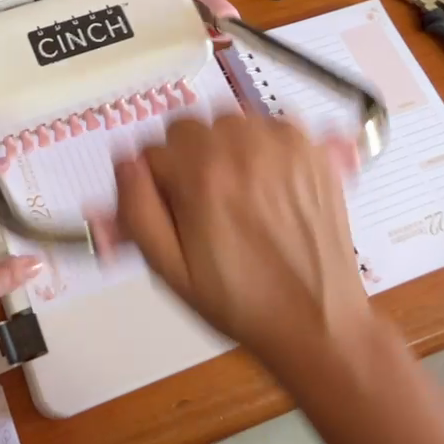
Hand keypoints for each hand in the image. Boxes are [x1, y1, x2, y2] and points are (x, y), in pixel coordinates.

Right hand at [99, 116, 372, 371]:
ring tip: (239, 194)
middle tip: (205, 204)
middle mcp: (240, 146)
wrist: (317, 321)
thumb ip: (137, 209)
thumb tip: (126, 163)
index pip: (152, 150)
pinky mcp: (310, 147)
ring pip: (227, 122)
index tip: (173, 210)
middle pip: (189, 129)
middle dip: (187, 160)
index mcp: (201, 174)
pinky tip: (268, 183)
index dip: (157, 183)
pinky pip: (268, 124)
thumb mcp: (170, 269)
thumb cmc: (240, 299)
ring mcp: (280, 143)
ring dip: (224, 148)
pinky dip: (262, 144)